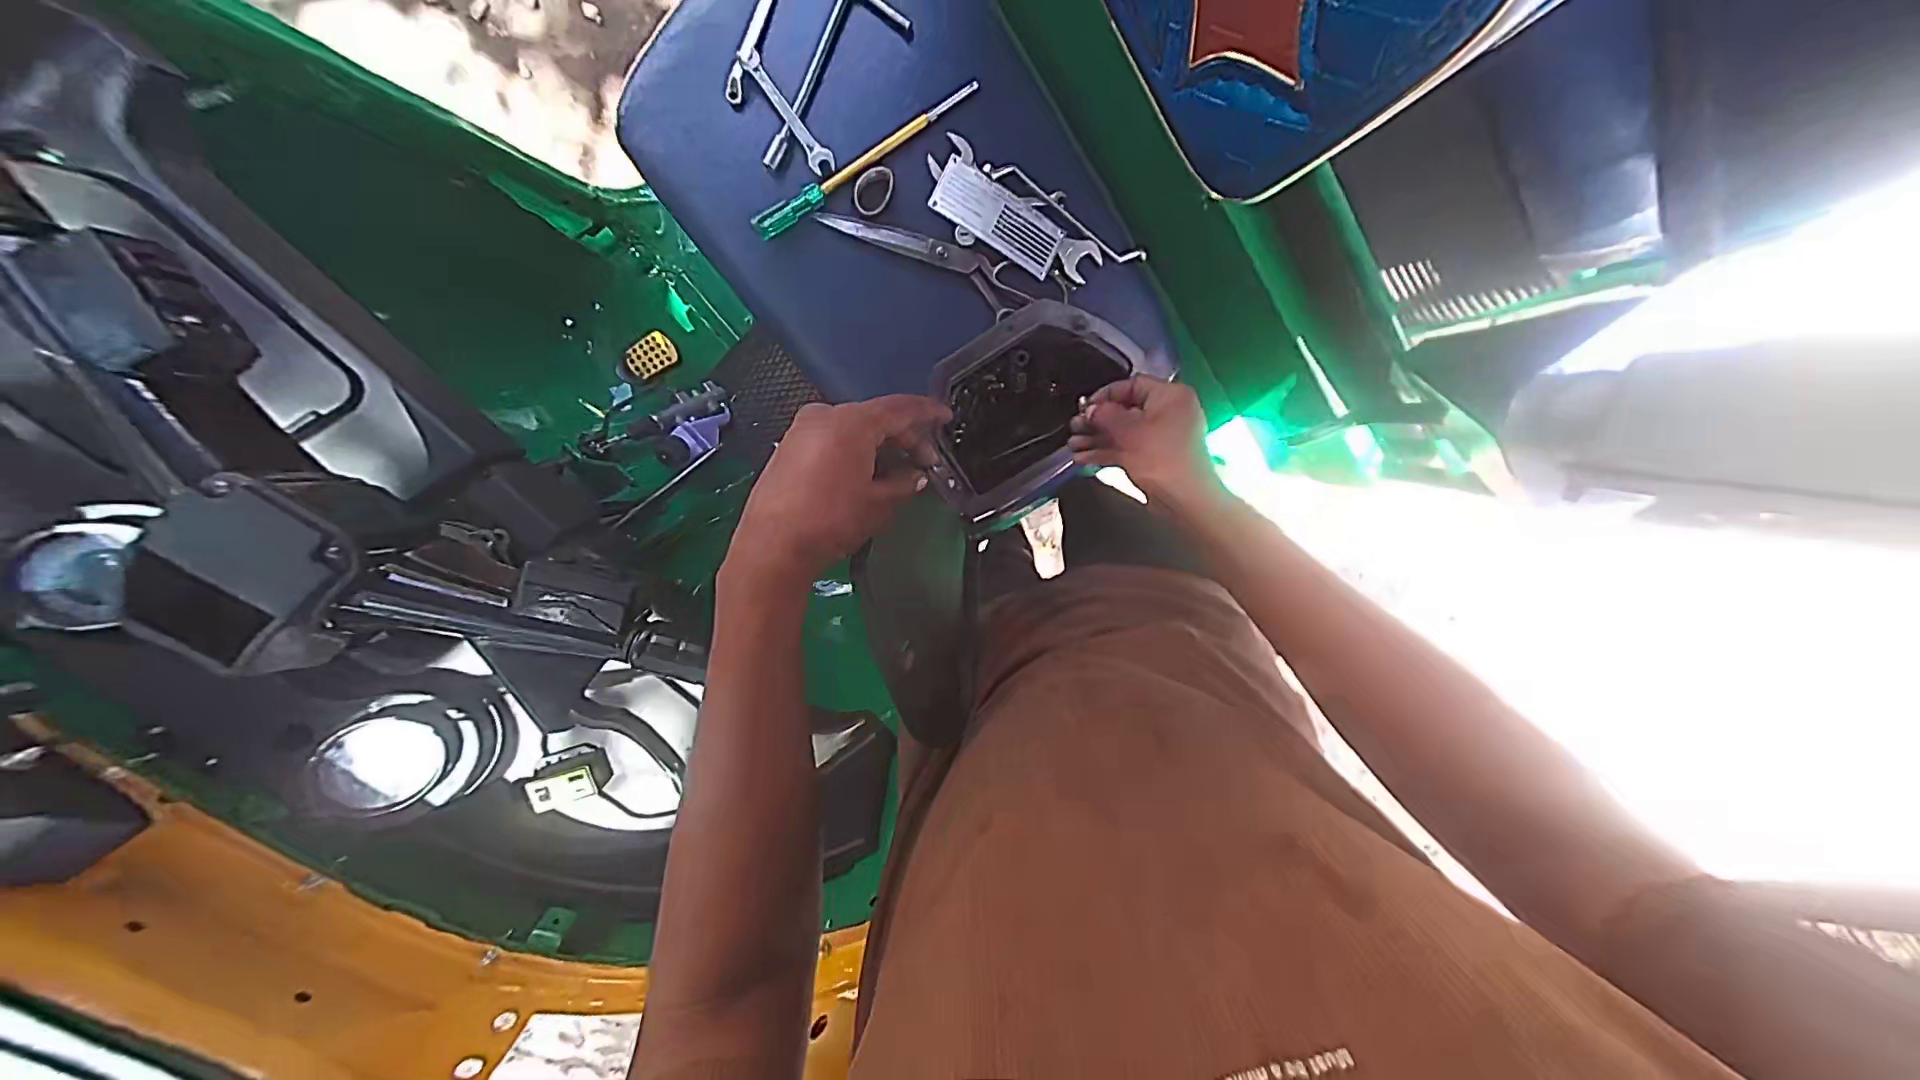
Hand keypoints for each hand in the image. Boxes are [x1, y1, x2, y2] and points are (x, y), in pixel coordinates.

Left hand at [724, 395, 950, 588]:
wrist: (773, 547)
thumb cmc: (824, 522)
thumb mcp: (879, 503)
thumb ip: (905, 482)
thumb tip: (915, 477)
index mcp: (851, 422)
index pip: (900, 407)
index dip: (927, 412)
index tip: (943, 417)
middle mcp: (824, 417)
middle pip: (876, 417)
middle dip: (904, 437)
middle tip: (924, 461)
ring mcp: (802, 431)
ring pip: (853, 428)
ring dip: (879, 446)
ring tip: (897, 473)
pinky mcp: (790, 448)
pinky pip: (832, 439)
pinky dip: (855, 451)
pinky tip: (867, 474)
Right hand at [1068, 377, 1222, 507]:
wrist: (1184, 499)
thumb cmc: (1163, 459)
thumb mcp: (1129, 431)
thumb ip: (1105, 415)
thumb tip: (1091, 410)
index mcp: (1170, 396)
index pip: (1132, 384)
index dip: (1105, 394)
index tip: (1086, 406)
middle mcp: (1168, 412)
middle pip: (1125, 410)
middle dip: (1097, 420)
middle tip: (1075, 426)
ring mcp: (1162, 437)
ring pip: (1123, 432)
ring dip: (1097, 438)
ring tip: (1073, 445)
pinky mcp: (1155, 458)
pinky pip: (1127, 448)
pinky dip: (1107, 452)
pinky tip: (1084, 458)